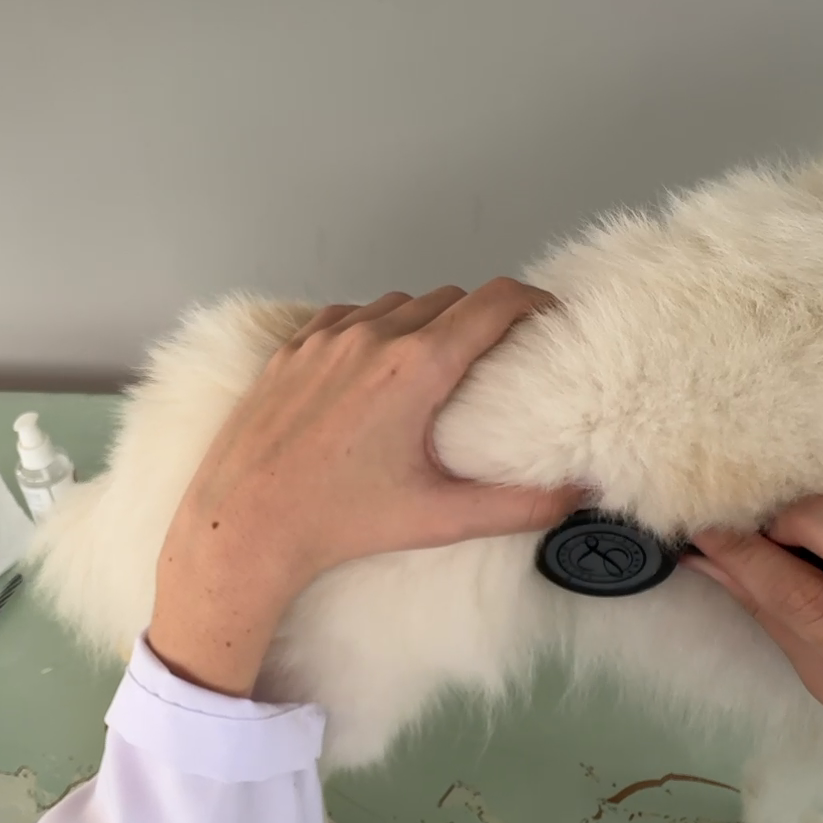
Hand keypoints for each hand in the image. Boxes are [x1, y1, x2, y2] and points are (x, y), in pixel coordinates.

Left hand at [148, 280, 582, 697]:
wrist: (244, 521)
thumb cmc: (337, 522)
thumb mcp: (436, 517)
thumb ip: (517, 506)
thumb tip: (578, 497)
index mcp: (416, 367)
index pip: (494, 302)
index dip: (531, 301)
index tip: (545, 317)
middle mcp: (370, 337)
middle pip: (447, 300)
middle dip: (477, 319)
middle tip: (487, 358)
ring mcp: (323, 339)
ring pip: (393, 305)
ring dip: (422, 322)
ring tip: (427, 364)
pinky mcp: (289, 350)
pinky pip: (343, 317)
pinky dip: (369, 328)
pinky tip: (367, 365)